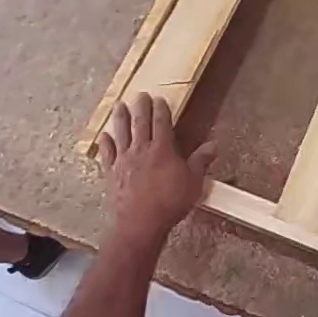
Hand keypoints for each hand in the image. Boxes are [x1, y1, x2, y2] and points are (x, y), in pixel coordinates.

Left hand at [96, 93, 216, 247]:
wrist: (141, 222)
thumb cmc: (170, 202)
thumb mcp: (193, 182)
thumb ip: (200, 162)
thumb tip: (213, 146)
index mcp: (162, 149)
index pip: (162, 122)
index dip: (161, 109)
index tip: (159, 99)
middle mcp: (141, 150)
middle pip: (140, 122)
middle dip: (141, 106)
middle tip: (140, 94)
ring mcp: (124, 160)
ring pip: (121, 133)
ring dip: (120, 118)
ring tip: (119, 105)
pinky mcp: (112, 173)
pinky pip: (107, 154)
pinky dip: (105, 143)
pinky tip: (104, 136)